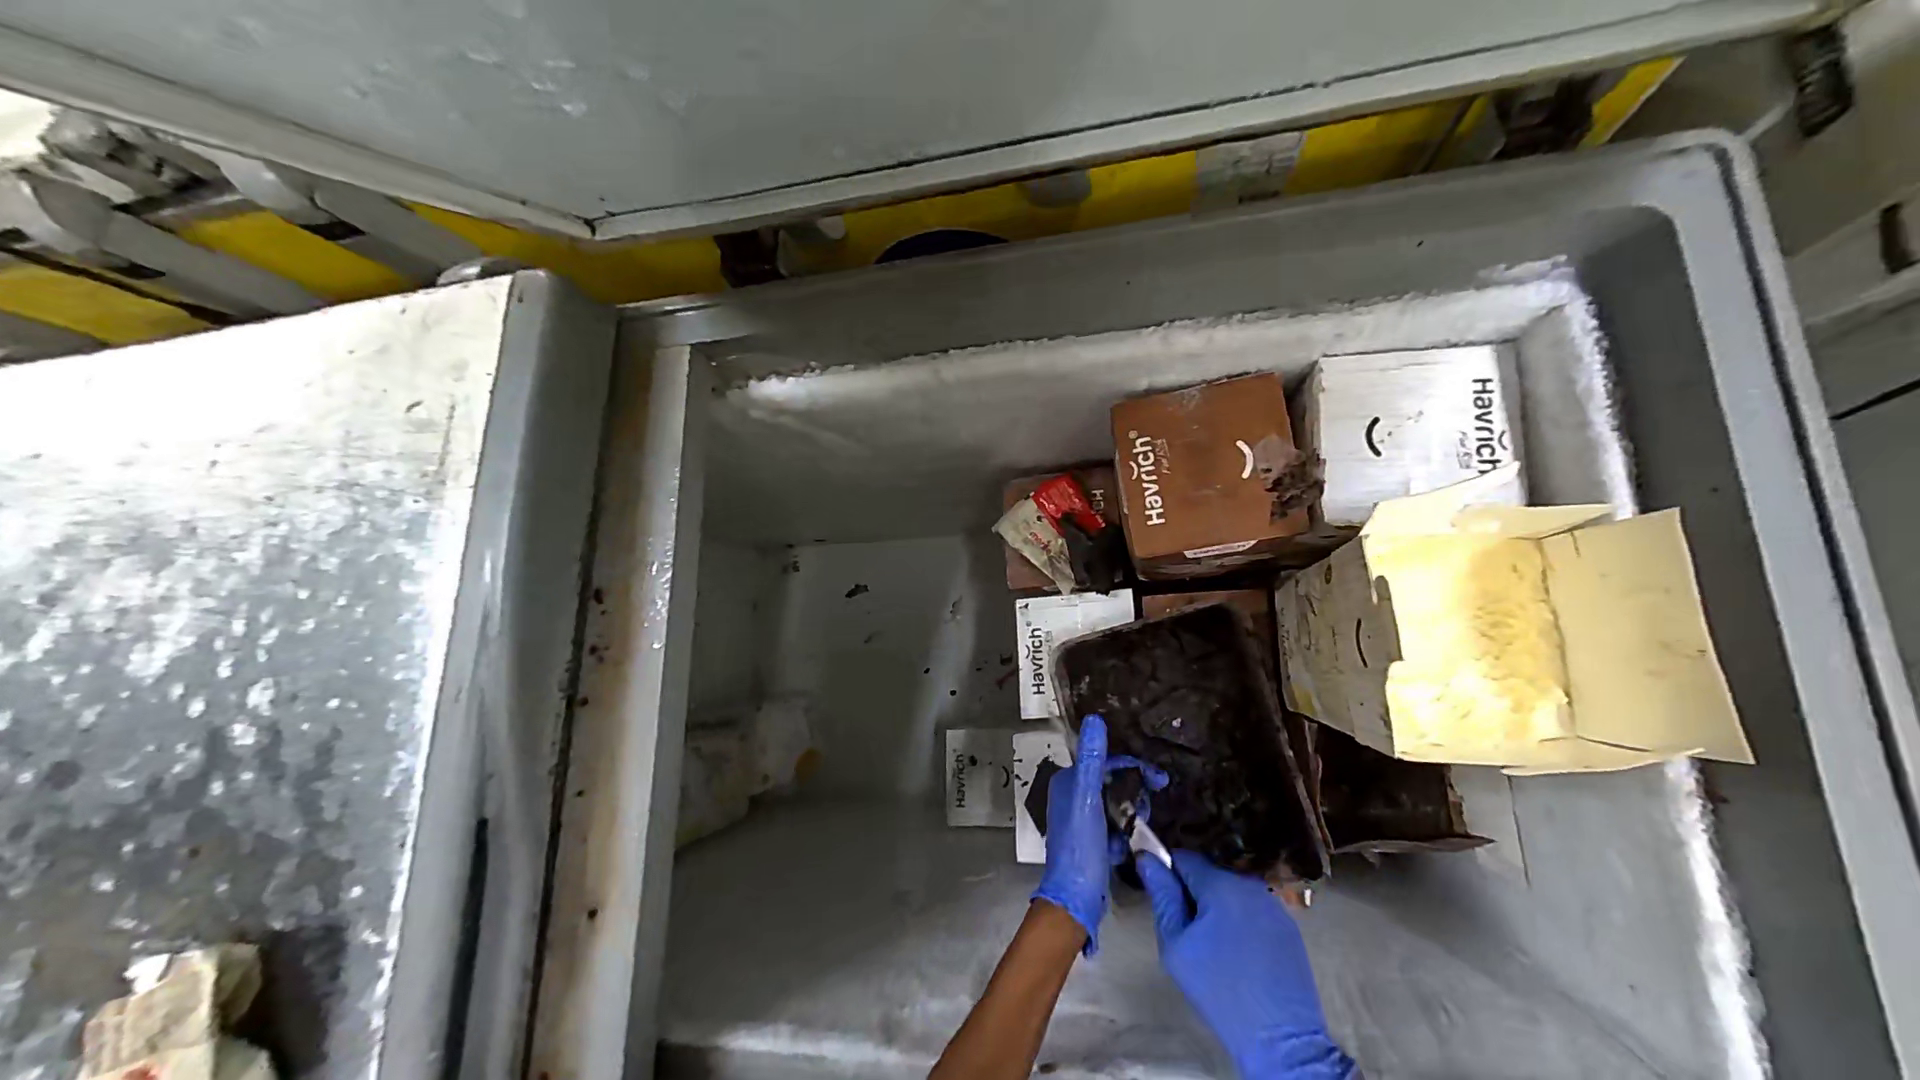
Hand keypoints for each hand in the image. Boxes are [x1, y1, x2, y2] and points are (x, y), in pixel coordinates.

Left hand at [1032, 715, 1165, 953]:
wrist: (1076, 896)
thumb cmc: (1081, 845)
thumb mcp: (1088, 798)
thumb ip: (1092, 759)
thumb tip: (1095, 719)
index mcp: (1069, 782)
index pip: (1105, 761)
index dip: (1133, 767)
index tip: (1160, 779)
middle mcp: (1072, 796)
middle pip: (1113, 782)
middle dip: (1135, 792)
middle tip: (1152, 804)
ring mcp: (1082, 820)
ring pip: (1117, 805)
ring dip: (1132, 813)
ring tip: (1140, 827)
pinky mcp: (1092, 841)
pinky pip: (1116, 828)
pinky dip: (1125, 834)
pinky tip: (1128, 846)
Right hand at [1137, 850, 1356, 1078]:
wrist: (1281, 1040)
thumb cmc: (1219, 990)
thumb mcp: (1176, 945)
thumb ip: (1162, 896)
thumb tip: (1145, 858)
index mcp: (1221, 884)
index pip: (1183, 857)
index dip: (1167, 873)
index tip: (1162, 900)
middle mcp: (1250, 885)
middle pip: (1208, 874)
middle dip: (1193, 894)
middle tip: (1187, 932)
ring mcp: (1274, 906)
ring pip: (1230, 893)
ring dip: (1216, 908)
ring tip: (1213, 947)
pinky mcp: (1289, 928)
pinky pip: (1252, 910)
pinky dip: (1240, 922)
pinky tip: (1239, 955)